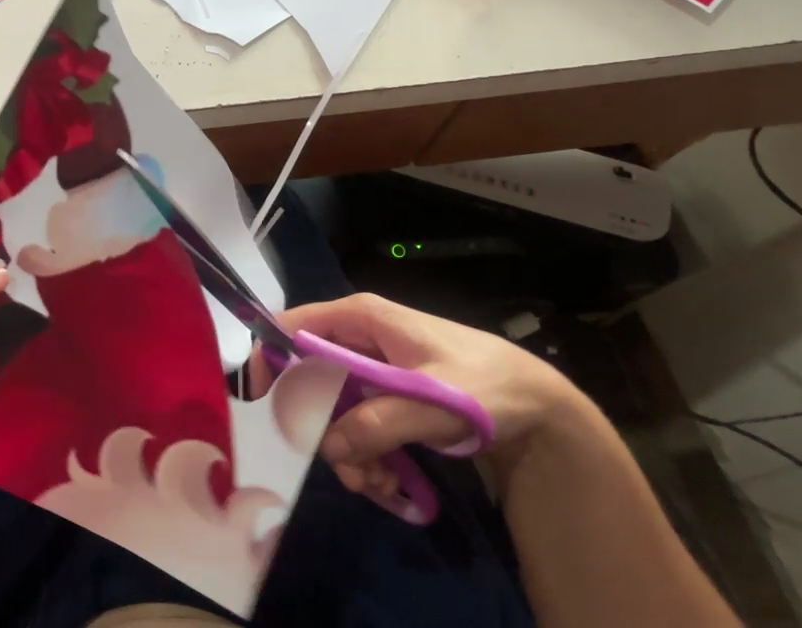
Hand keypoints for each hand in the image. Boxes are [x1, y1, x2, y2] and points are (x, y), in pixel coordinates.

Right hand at [251, 293, 587, 504]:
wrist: (538, 404)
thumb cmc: (485, 387)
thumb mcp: (434, 403)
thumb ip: (379, 422)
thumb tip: (328, 447)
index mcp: (360, 318)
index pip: (291, 327)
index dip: (269, 360)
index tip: (263, 406)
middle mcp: (357, 336)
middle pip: (309, 377)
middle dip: (321, 428)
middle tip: (344, 468)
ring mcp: (369, 364)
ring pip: (331, 406)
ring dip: (346, 449)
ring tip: (375, 483)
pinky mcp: (383, 391)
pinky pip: (354, 420)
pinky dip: (364, 452)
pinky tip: (388, 480)